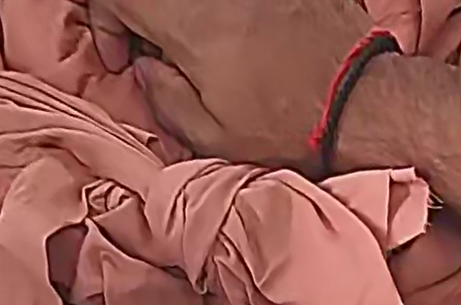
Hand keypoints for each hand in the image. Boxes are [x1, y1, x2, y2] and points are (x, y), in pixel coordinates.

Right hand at [88, 0, 372, 167]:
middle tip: (155, 54)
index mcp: (188, 20)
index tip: (120, 56)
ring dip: (179, 15)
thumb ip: (164, 98)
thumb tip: (142, 68)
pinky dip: (217, 10)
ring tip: (195, 50)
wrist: (355, 103)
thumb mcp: (212, 137)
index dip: (106, 20)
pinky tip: (230, 35)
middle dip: (142, 16)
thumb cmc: (284, 128)